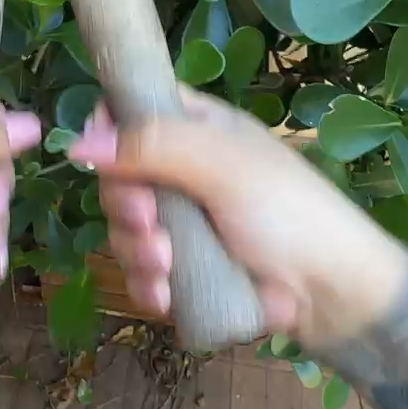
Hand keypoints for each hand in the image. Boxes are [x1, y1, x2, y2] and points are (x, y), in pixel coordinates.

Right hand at [69, 91, 406, 347]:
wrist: (331, 292)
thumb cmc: (287, 210)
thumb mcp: (222, 164)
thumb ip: (152, 145)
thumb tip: (77, 142)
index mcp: (194, 129)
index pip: (130, 112)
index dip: (107, 130)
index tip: (99, 157)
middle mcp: (181, 171)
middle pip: (117, 177)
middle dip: (126, 207)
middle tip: (149, 223)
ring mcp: (181, 223)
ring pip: (124, 230)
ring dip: (136, 251)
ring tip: (167, 267)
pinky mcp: (183, 269)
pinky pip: (141, 273)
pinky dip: (148, 285)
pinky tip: (166, 296)